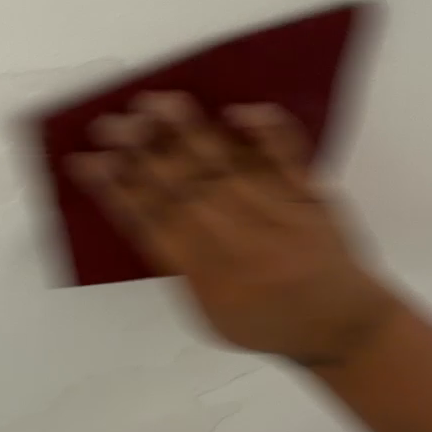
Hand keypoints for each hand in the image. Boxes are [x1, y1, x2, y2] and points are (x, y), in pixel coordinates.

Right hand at [67, 92, 399, 366]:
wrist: (345, 328)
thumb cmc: (264, 323)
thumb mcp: (207, 313)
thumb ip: (179, 267)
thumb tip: (148, 217)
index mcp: (202, 270)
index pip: (148, 220)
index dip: (114, 188)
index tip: (87, 161)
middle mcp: (233, 237)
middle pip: (177, 187)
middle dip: (138, 153)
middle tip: (107, 124)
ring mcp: (273, 211)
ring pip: (222, 165)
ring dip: (186, 133)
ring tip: (154, 102)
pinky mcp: (309, 195)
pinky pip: (288, 159)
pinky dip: (267, 134)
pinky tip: (239, 111)